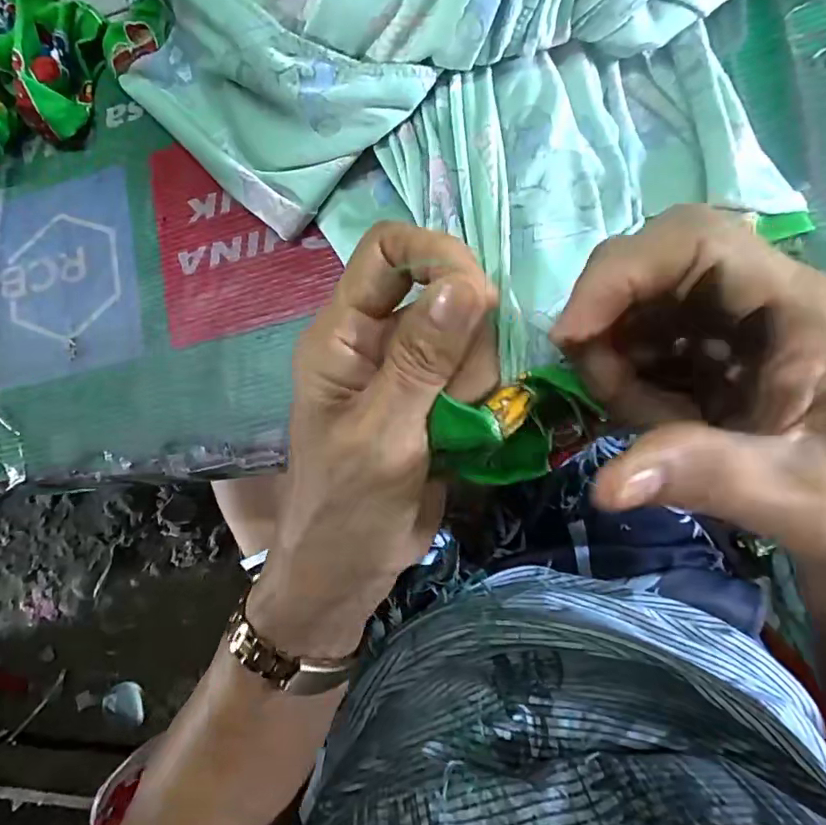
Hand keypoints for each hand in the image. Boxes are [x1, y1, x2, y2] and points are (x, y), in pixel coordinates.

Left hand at [250, 222, 494, 656]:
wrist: (344, 574)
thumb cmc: (345, 511)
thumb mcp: (382, 437)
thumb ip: (421, 361)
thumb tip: (466, 282)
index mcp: (340, 335)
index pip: (385, 250)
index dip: (434, 254)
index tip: (479, 295)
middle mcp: (371, 340)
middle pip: (441, 291)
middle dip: (465, 342)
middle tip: (452, 404)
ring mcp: (404, 371)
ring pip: (469, 335)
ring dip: (478, 381)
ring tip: (454, 433)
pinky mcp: (431, 401)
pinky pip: (476, 374)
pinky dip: (485, 401)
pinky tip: (468, 440)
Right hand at [549, 205, 825, 572]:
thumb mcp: (802, 500)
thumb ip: (706, 476)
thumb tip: (606, 485)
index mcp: (804, 311)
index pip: (697, 240)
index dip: (620, 273)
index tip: (572, 335)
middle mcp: (768, 301)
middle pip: (658, 262)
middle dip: (608, 316)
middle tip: (598, 381)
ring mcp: (740, 326)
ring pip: (643, 303)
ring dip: (615, 354)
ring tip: (640, 416)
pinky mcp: (719, 353)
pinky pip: (648, 340)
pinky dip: (628, 373)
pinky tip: (652, 418)